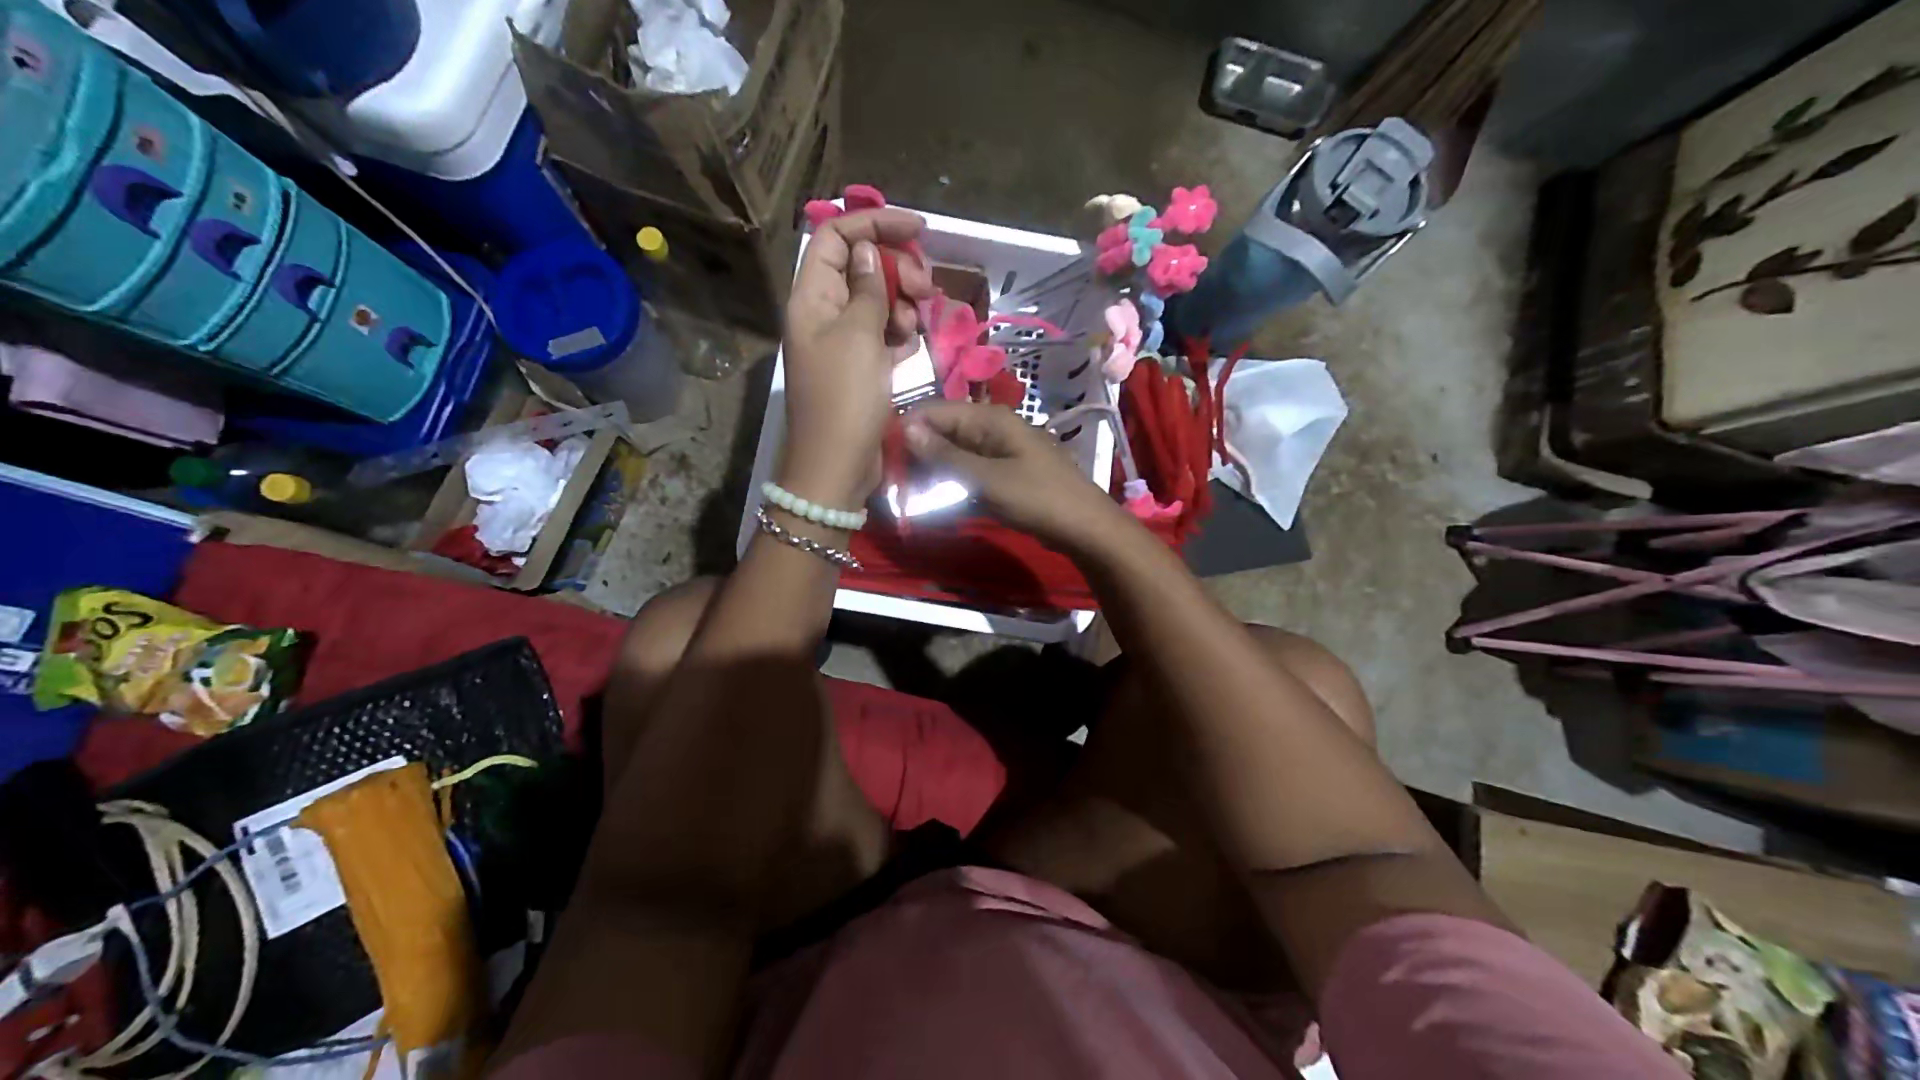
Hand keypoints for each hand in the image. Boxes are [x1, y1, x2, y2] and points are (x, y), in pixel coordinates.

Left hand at [780, 208, 933, 506]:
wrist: (837, 466)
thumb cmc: (845, 399)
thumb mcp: (859, 336)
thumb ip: (867, 288)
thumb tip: (867, 251)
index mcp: (812, 298)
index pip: (836, 238)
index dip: (874, 223)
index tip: (918, 230)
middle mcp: (824, 314)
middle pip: (860, 267)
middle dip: (897, 269)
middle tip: (925, 290)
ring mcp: (842, 343)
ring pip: (877, 302)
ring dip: (903, 304)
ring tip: (917, 327)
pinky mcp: (860, 368)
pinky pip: (883, 335)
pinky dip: (900, 333)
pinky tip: (914, 346)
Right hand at [902, 401, 1133, 552]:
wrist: (1083, 527)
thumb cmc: (1037, 498)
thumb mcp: (987, 478)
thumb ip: (946, 455)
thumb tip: (906, 427)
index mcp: (990, 419)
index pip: (935, 411)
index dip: (907, 428)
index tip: (883, 455)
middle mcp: (993, 427)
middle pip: (943, 431)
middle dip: (918, 452)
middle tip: (893, 481)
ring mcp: (999, 449)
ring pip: (953, 452)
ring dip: (933, 470)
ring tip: (909, 493)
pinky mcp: (1003, 471)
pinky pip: (969, 469)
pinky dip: (952, 481)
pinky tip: (936, 499)